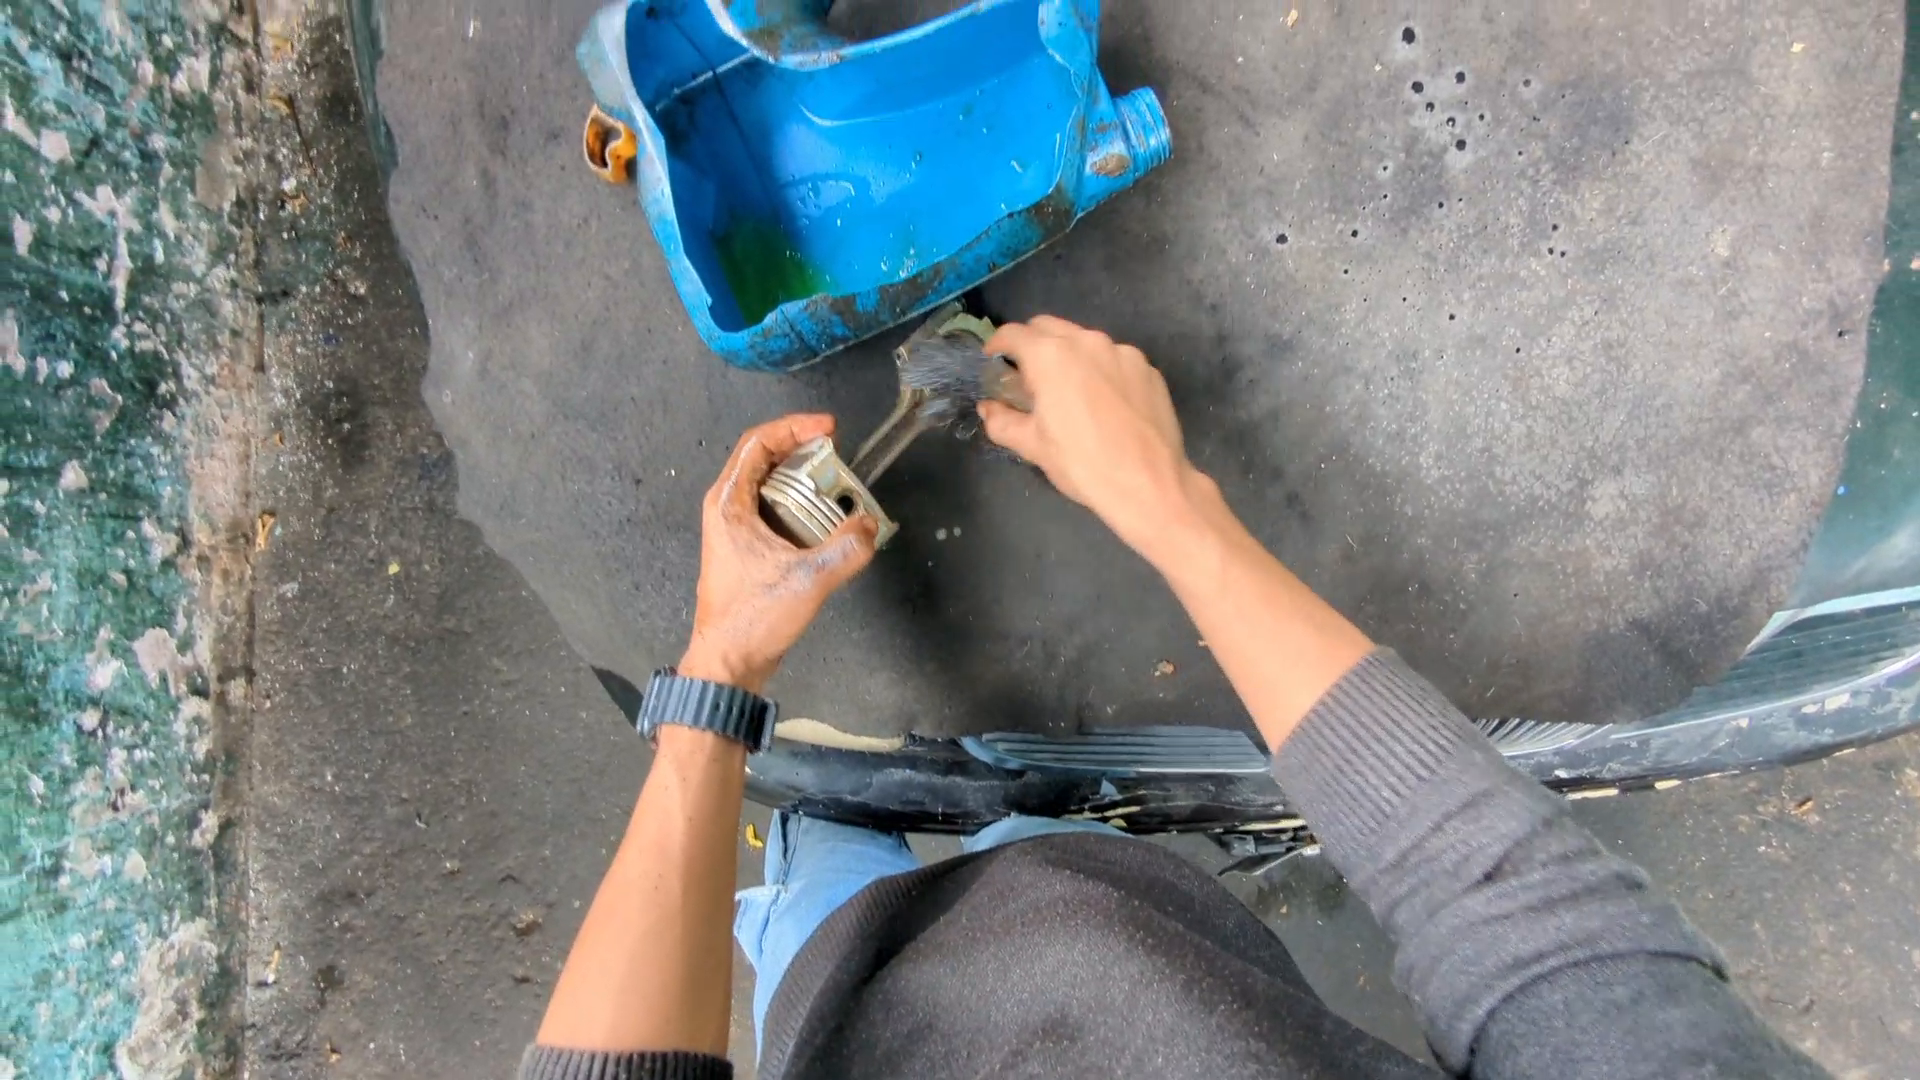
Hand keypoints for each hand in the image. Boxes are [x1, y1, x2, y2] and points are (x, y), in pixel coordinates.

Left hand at [679, 414, 877, 693]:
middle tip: (841, 457)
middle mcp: (728, 508)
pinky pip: (778, 510)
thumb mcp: (808, 580)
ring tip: (841, 487)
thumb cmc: (755, 617)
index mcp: (730, 503)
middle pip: (765, 459)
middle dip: (805, 453)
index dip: (794, 427)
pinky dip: (804, 506)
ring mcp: (736, 529)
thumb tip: (872, 526)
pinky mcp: (748, 548)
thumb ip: (847, 550)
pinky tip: (830, 521)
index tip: (830, 429)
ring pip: (773, 486)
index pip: (758, 443)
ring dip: (807, 482)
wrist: (727, 663)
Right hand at [977, 316, 1208, 561]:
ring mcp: (1123, 352)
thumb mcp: (1032, 446)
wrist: (1148, 483)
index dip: (997, 345)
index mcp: (1051, 356)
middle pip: (1048, 327)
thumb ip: (1002, 421)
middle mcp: (1088, 342)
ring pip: (1084, 341)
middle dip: (1031, 344)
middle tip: (1027, 376)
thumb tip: (988, 408)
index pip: (1013, 334)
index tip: (993, 360)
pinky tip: (1104, 404)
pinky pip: (1114, 359)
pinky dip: (1100, 370)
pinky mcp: (1148, 369)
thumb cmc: (1082, 465)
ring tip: (1068, 390)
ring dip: (1068, 356)